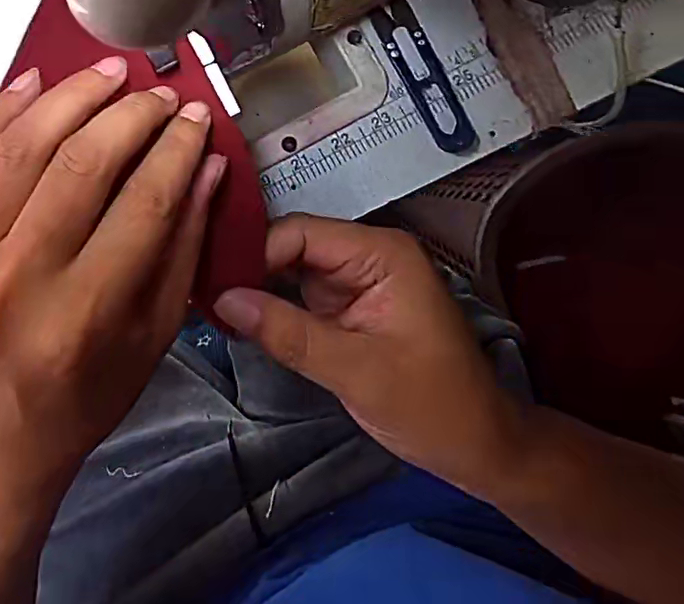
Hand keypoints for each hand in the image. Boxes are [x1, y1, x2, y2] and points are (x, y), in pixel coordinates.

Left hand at [0, 58, 226, 514]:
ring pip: (21, 149)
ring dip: (70, 98)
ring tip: (108, 73)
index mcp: (84, 315)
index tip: (195, 117)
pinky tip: (36, 80)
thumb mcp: (156, 333)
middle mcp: (19, 280)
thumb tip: (206, 165)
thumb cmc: (90, 392)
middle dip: (130, 116)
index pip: (143, 205)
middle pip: (80, 165)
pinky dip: (2, 111)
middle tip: (159, 94)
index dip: (177, 150)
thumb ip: (184, 245)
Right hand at [213, 216, 523, 491]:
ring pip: (289, 269)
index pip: (301, 233)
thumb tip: (223, 300)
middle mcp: (365, 255)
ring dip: (254, 287)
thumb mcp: (357, 371)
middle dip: (248, 267)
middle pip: (291, 246)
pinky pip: (297, 295)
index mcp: (379, 252)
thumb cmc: (433, 406)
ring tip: (208, 302)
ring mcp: (354, 280)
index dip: (255, 254)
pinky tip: (237, 317)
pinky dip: (270, 307)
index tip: (213, 283)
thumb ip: (288, 332)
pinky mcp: (345, 306)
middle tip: (201, 290)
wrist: (482, 450)